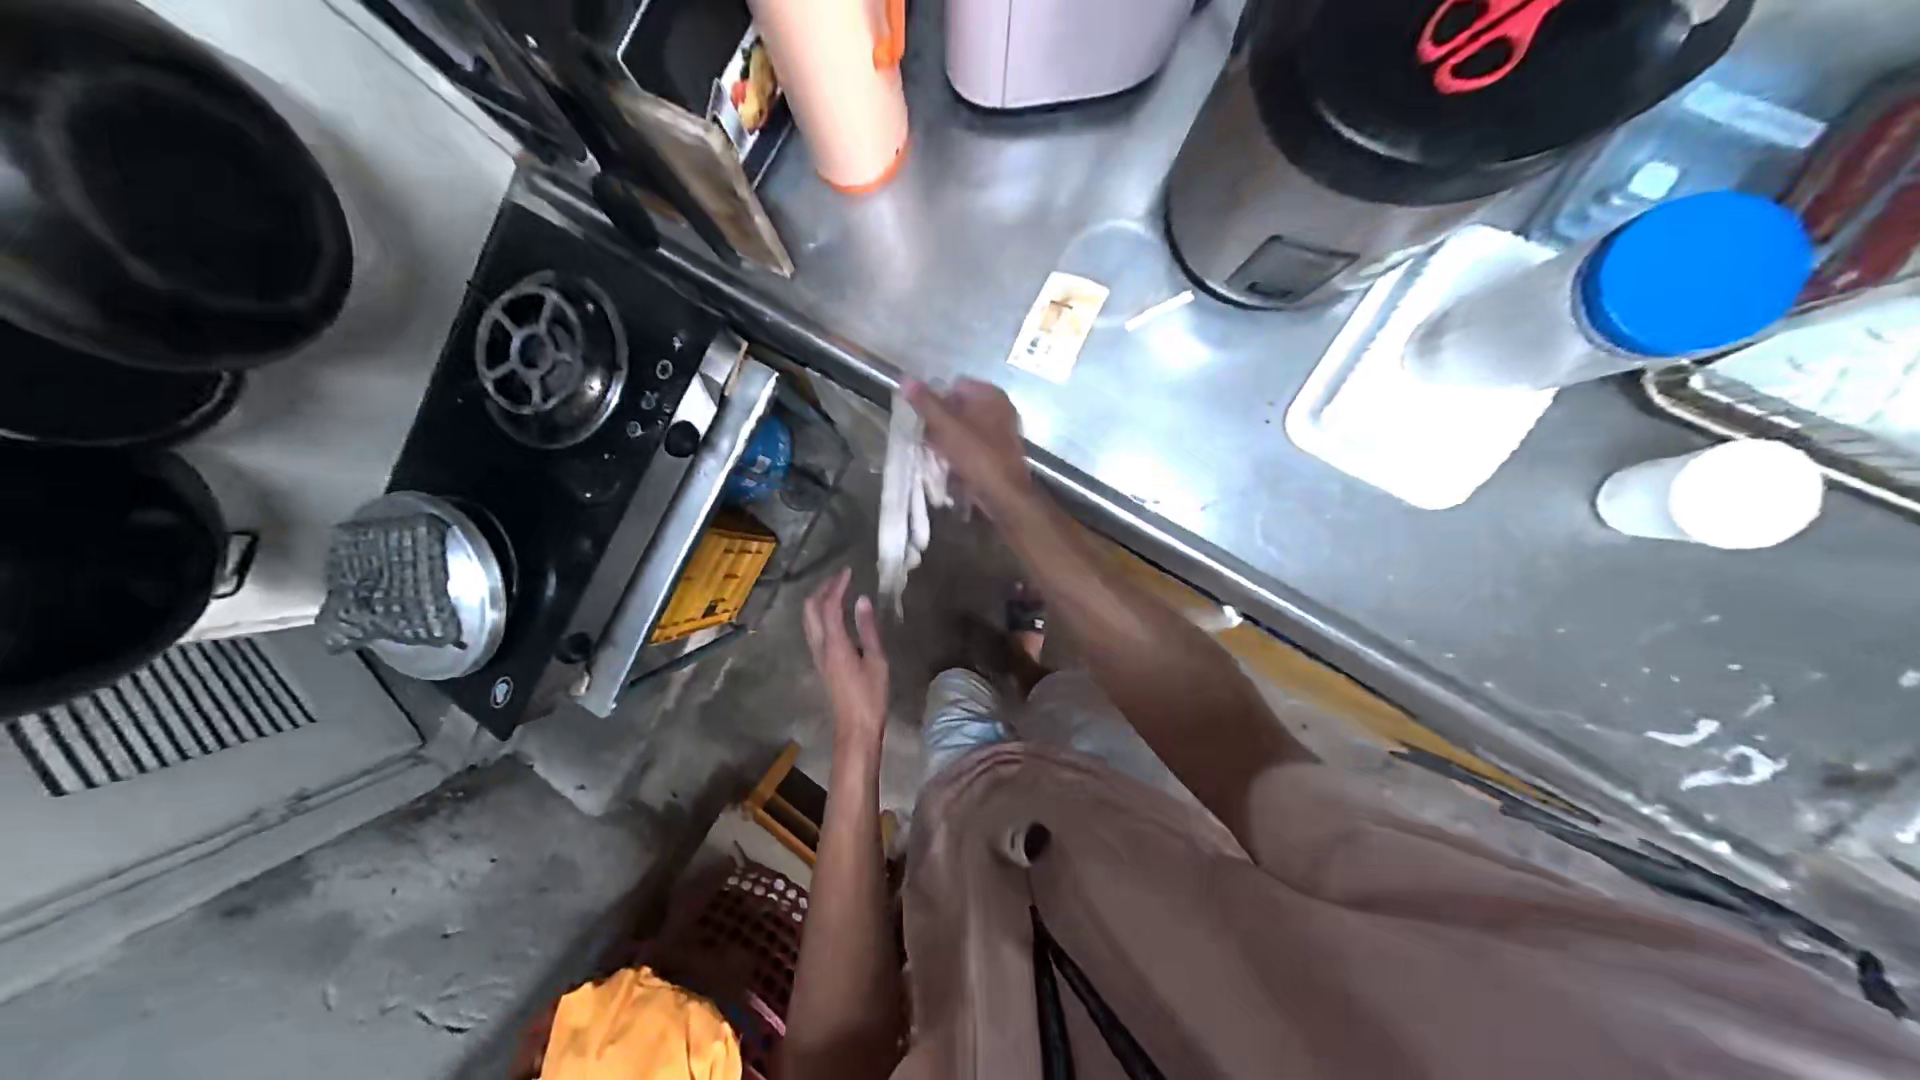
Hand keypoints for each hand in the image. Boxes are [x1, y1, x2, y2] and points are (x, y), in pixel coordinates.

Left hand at [802, 567, 888, 754]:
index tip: (848, 571)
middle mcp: (819, 647)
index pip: (829, 606)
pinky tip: (836, 615)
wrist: (855, 728)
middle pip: (810, 609)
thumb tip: (862, 600)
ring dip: (819, 601)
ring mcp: (817, 656)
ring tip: (838, 591)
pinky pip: (814, 630)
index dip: (837, 586)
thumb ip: (868, 629)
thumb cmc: (871, 696)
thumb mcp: (877, 661)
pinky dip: (821, 614)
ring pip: (809, 620)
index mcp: (834, 644)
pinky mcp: (820, 663)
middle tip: (840, 578)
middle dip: (822, 589)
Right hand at [904, 378, 1032, 514]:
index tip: (923, 417)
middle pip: (960, 406)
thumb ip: (926, 403)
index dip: (936, 399)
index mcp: (991, 395)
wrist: (1003, 494)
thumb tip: (906, 379)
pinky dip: (959, 449)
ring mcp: (1001, 430)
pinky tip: (948, 462)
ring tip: (935, 451)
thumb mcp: (946, 426)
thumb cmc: (976, 455)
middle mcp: (1000, 408)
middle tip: (926, 436)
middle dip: (941, 420)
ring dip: (947, 437)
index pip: (955, 385)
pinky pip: (972, 443)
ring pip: (965, 426)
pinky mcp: (998, 451)